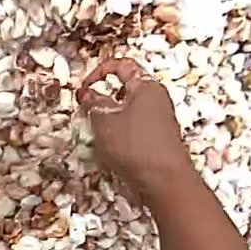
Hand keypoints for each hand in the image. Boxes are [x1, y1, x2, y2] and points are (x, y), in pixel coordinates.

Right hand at [79, 59, 198, 201]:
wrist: (165, 182)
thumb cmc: (137, 147)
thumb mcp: (105, 122)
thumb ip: (93, 104)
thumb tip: (86, 94)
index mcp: (147, 87)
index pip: (122, 66)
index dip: (99, 72)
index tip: (85, 87)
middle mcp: (156, 100)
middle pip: (124, 90)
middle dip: (103, 100)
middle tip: (88, 112)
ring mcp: (158, 121)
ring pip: (127, 112)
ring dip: (109, 120)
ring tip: (97, 134)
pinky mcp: (157, 140)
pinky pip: (133, 130)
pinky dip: (119, 135)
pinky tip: (110, 149)